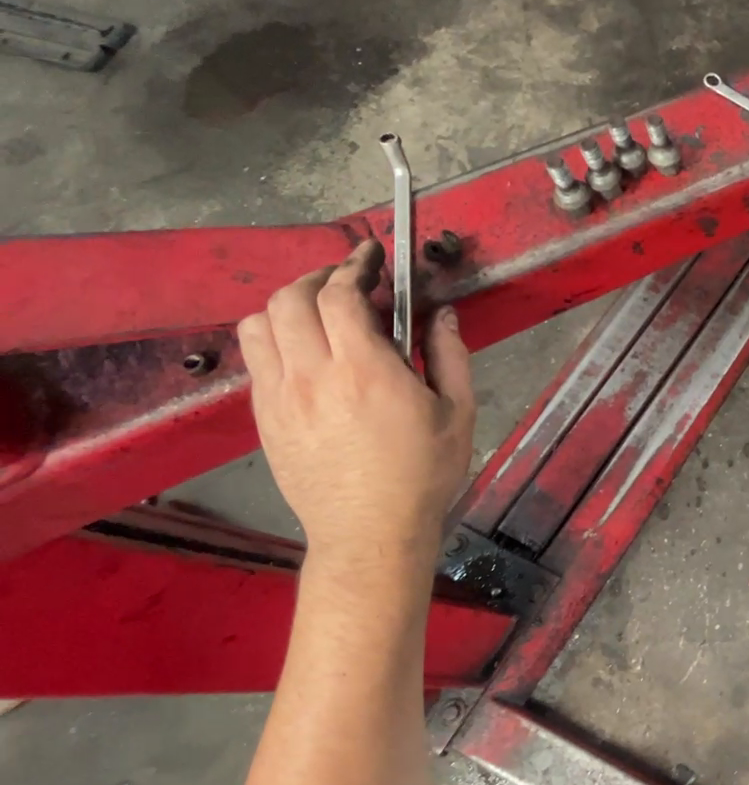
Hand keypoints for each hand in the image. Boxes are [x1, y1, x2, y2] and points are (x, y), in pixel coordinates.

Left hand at [238, 241, 476, 575]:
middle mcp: (312, 376)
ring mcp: (279, 396)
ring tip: (322, 309)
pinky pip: (256, 358)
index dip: (354, 266)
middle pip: (289, 300)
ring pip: (259, 324)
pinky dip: (277, 336)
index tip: (372, 255)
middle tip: (350, 278)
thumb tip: (443, 314)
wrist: (369, 529)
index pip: (340, 296)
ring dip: (290, 304)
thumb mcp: (458, 411)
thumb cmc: (424, 471)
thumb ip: (450, 355)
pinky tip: (309, 348)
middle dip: (319, 277)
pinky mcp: (265, 416)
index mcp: (366, 371)